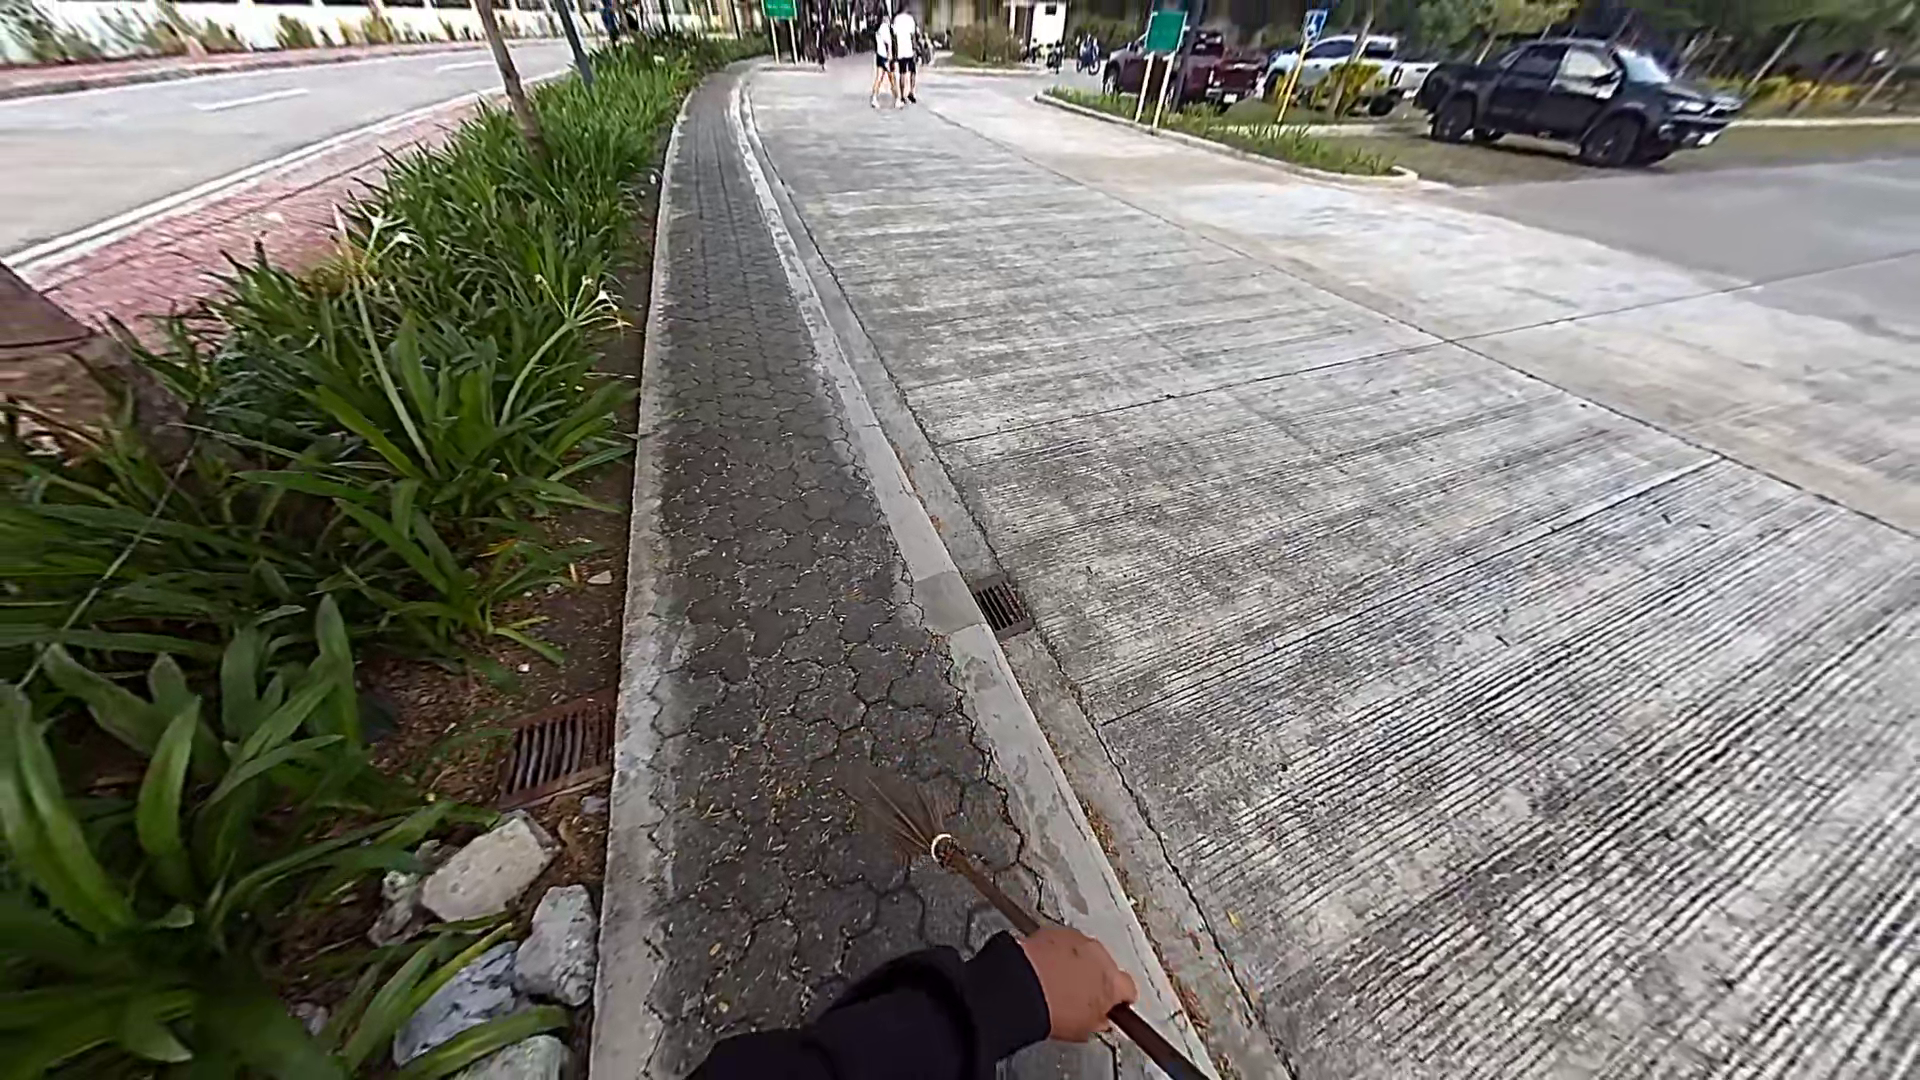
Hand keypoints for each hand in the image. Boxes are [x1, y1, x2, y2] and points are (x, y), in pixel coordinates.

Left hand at [1017, 923, 1138, 1041]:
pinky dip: (1060, 950)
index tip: (1115, 1003)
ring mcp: (1077, 939)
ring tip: (1062, 978)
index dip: (1122, 997)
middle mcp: (1099, 954)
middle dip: (1097, 976)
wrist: (1025, 986)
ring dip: (1079, 961)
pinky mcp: (1057, 930)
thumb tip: (1100, 1017)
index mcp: (1112, 981)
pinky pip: (1064, 941)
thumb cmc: (1055, 1009)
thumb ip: (1099, 1020)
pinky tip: (1050, 965)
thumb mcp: (1084, 1029)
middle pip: (1106, 965)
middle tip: (1082, 992)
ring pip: (1085, 950)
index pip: (1129, 988)